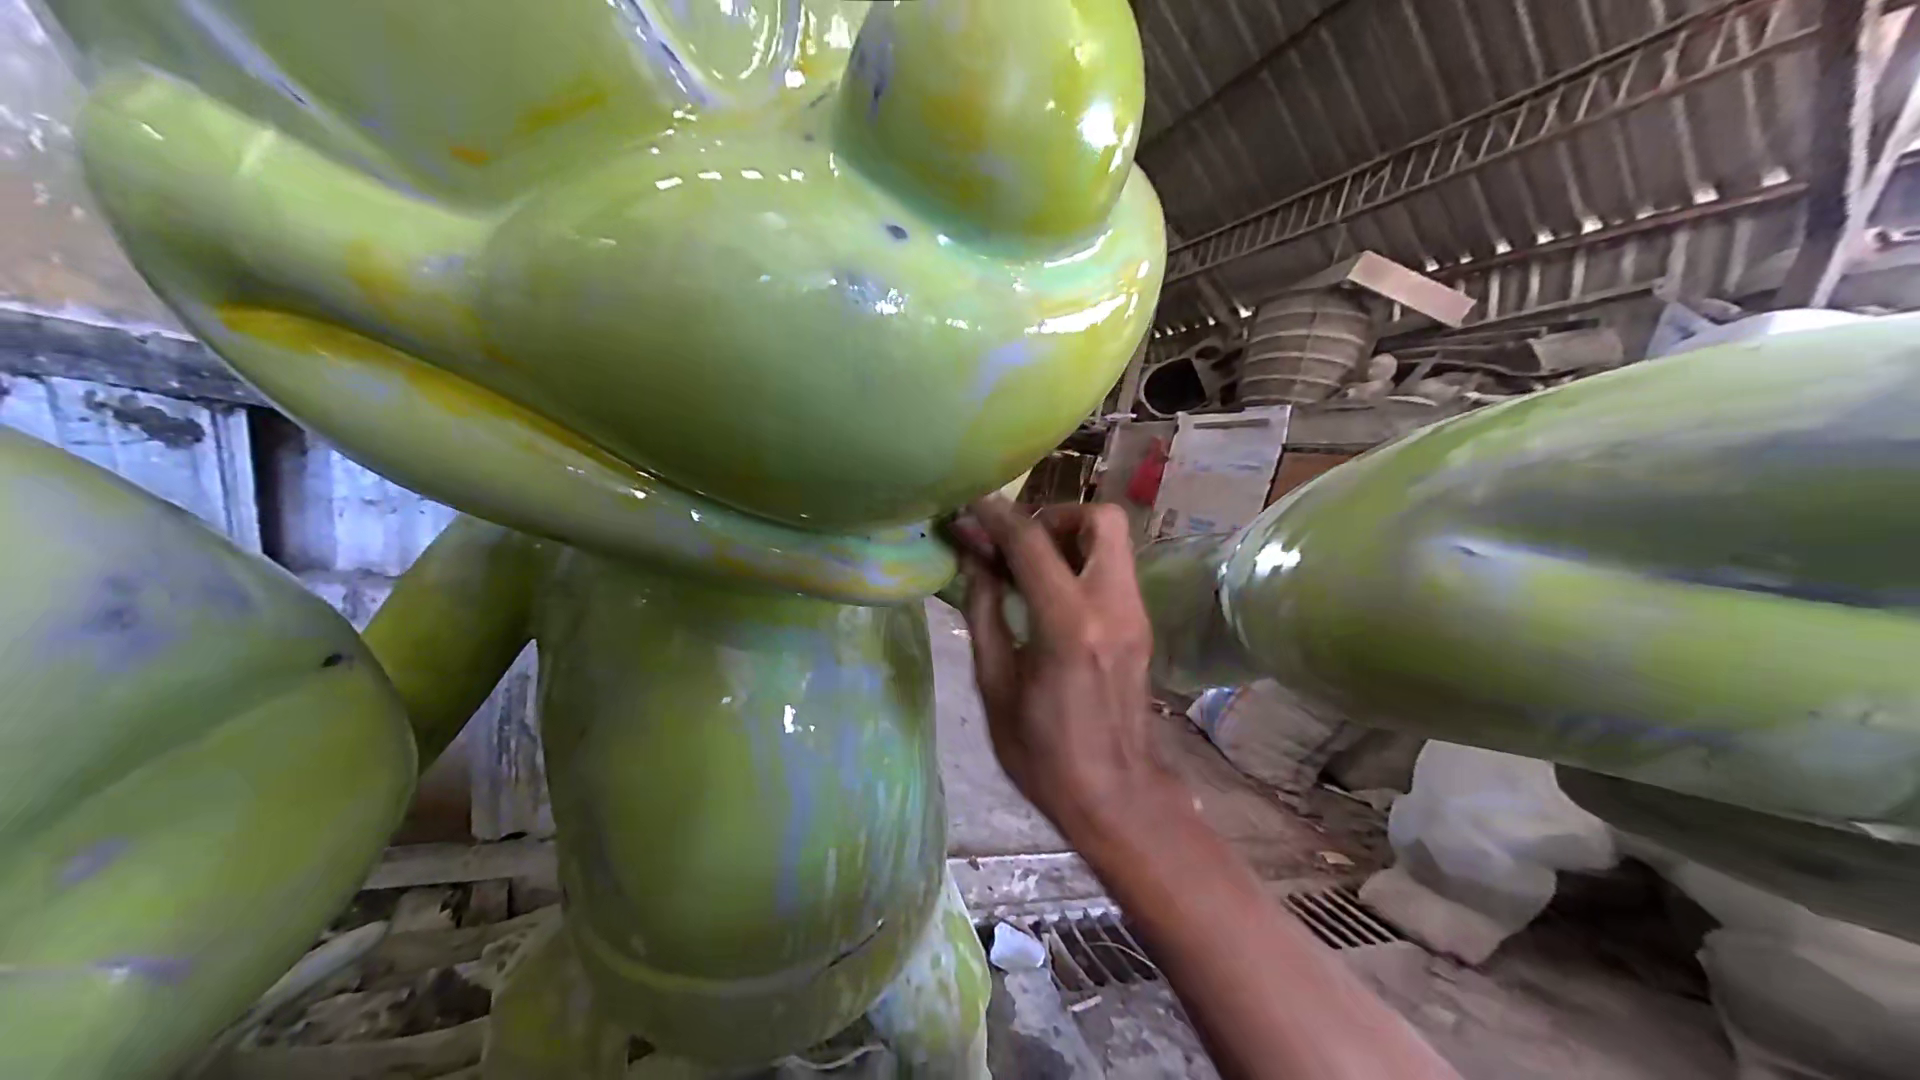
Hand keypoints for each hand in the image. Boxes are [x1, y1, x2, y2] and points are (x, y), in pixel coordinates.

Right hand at [950, 497, 1183, 838]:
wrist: (1114, 797)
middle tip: (1016, 544)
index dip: (997, 516)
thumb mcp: (995, 684)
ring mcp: (1135, 615)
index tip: (972, 505)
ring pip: (1113, 540)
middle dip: (1053, 517)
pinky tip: (1047, 589)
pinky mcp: (1140, 625)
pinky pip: (1113, 568)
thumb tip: (974, 558)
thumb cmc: (1041, 753)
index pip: (1033, 544)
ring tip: (1026, 566)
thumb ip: (984, 611)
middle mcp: (1112, 607)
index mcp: (1069, 626)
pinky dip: (1080, 560)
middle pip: (1100, 520)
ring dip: (1068, 536)